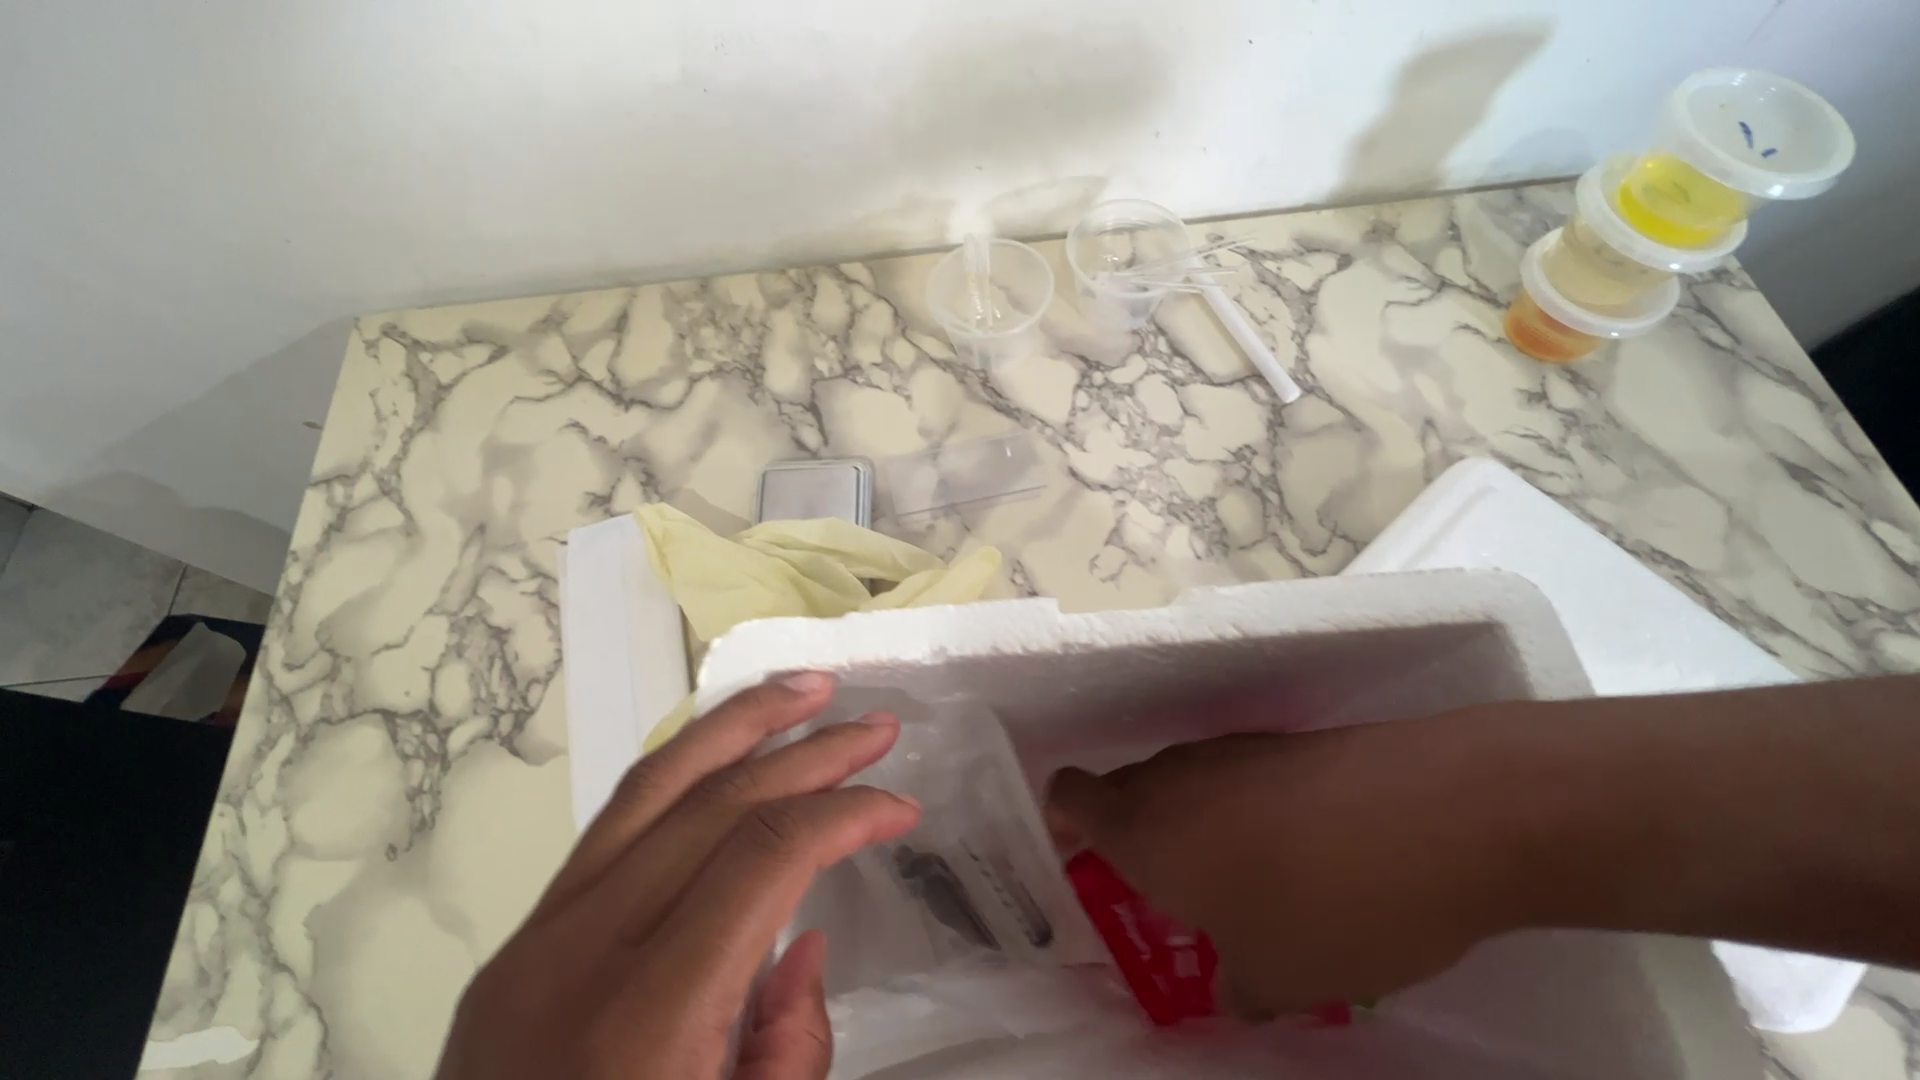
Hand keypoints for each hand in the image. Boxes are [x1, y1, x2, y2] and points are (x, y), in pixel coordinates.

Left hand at [435, 673, 918, 1079]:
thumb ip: (790, 1050)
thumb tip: (801, 941)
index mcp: (643, 1019)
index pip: (762, 857)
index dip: (844, 815)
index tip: (901, 809)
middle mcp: (579, 953)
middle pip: (712, 804)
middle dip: (808, 752)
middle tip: (877, 723)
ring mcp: (536, 939)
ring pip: (650, 787)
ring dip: (737, 726)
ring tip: (803, 689)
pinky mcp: (519, 943)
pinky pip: (615, 825)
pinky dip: (683, 770)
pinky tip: (726, 753)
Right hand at [1046, 702, 1545, 1017]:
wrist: (1443, 812)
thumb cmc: (1329, 906)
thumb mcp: (1278, 979)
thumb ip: (1237, 988)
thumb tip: (1234, 987)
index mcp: (1143, 830)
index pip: (1067, 797)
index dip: (1063, 824)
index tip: (1084, 860)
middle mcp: (1175, 778)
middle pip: (1124, 791)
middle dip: (1136, 839)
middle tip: (1176, 895)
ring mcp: (1232, 752)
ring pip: (1186, 785)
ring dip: (1198, 827)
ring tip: (1252, 882)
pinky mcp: (1287, 743)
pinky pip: (1241, 777)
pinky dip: (1251, 809)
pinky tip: (1307, 852)